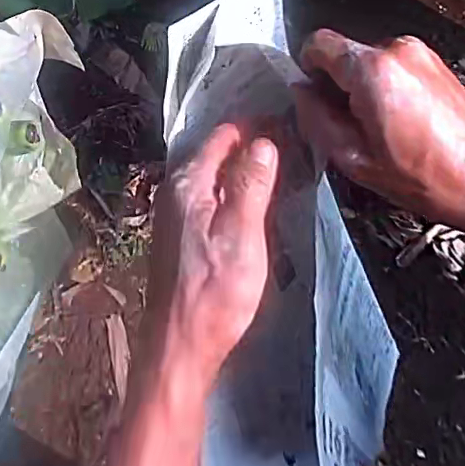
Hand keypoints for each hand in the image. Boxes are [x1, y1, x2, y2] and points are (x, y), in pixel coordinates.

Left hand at [146, 121, 279, 380]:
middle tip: (290, 141)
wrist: (179, 343)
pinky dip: (232, 187)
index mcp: (188, 183)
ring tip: (280, 165)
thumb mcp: (241, 236)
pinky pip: (209, 193)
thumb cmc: (214, 292)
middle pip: (215, 152)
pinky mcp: (180, 230)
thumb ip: (250, 187)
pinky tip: (253, 199)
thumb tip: (263, 141)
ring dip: (242, 167)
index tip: (288, 123)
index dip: (255, 127)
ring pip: (212, 173)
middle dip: (249, 143)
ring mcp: (174, 209)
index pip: (222, 137)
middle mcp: (174, 189)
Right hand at [290, 28, 464, 242]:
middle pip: (342, 53)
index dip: (307, 70)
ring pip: (365, 60)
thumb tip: (301, 94)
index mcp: (371, 69)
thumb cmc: (431, 177)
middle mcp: (396, 50)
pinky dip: (384, 87)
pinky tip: (398, 122)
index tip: (314, 96)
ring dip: (361, 86)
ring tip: (377, 126)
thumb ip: (315, 118)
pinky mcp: (436, 64)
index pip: (317, 43)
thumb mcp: (353, 157)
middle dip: (336, 82)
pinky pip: (391, 66)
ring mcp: (420, 55)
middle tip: (346, 122)